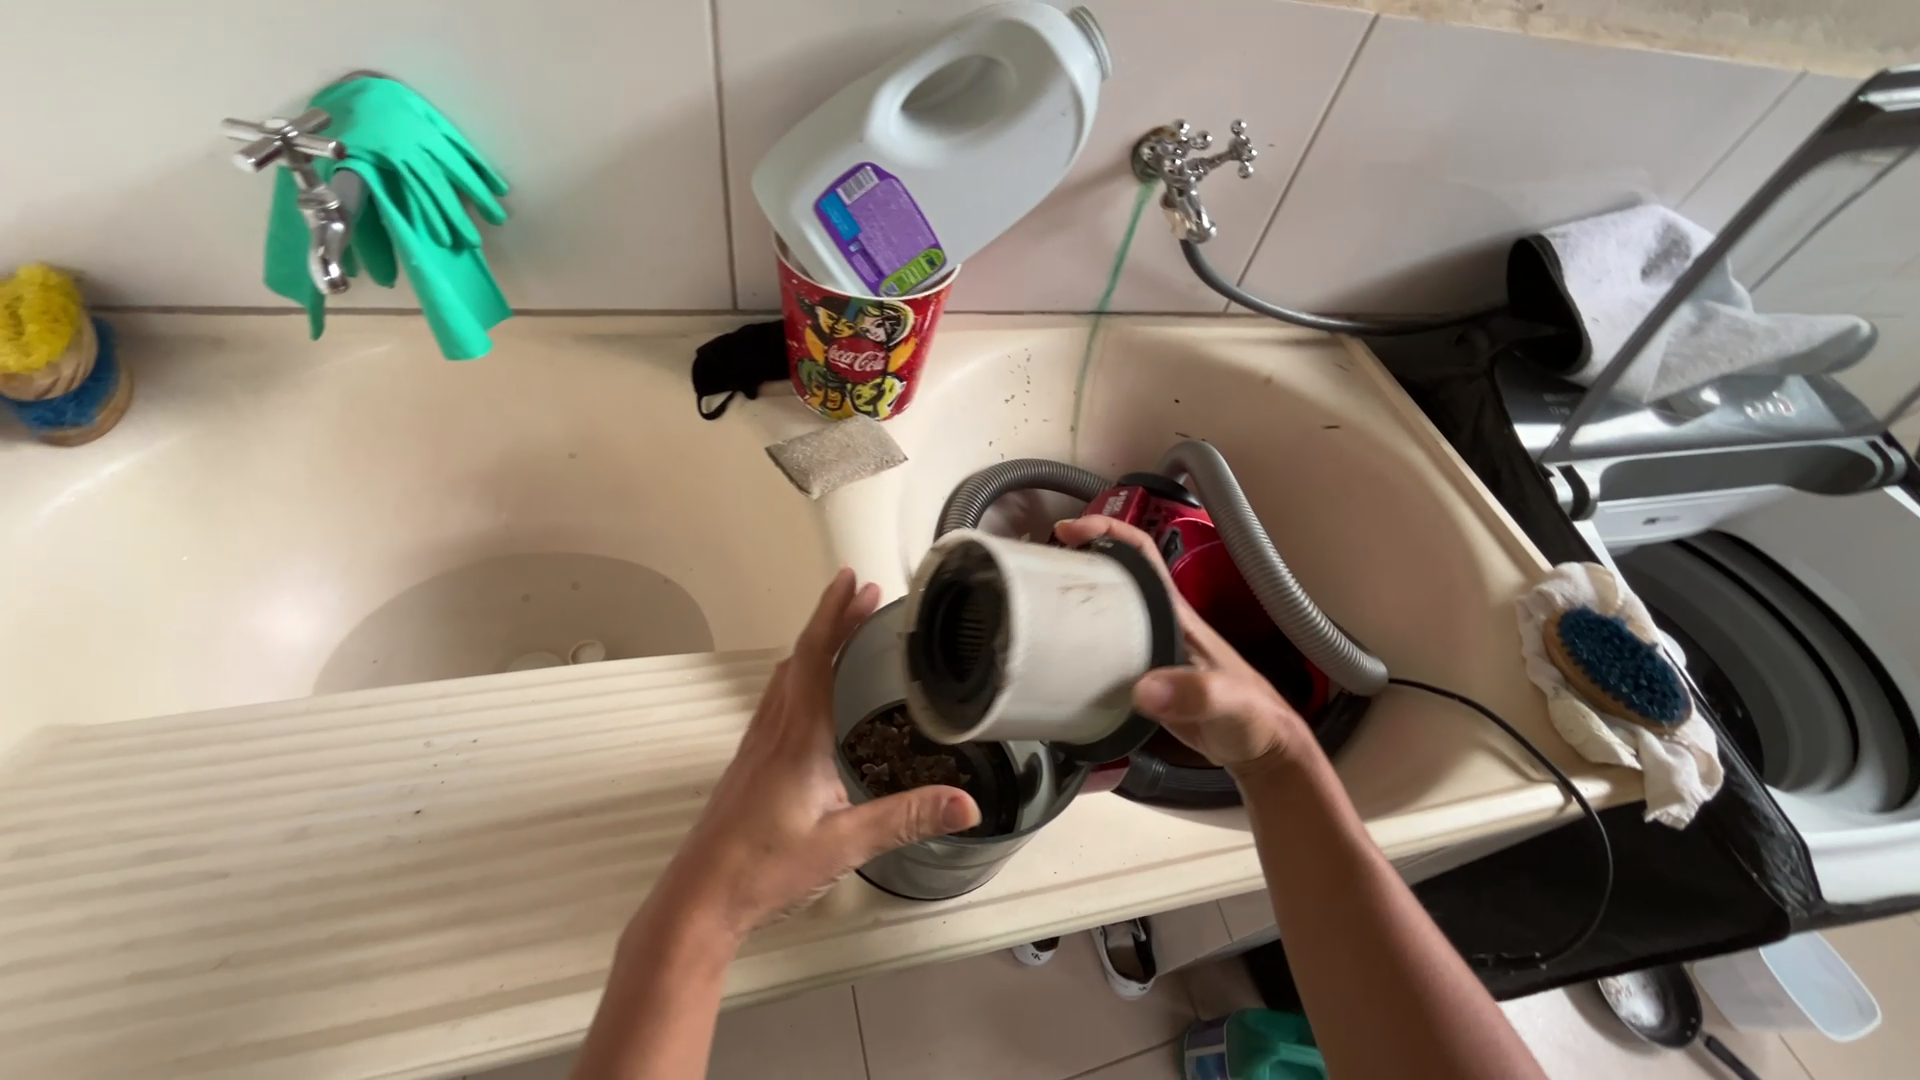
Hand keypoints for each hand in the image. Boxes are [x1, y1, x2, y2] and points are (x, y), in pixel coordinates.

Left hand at [649, 569, 981, 940]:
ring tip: (841, 629)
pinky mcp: (751, 763)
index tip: (852, 581)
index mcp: (798, 737)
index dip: (836, 614)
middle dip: (833, 619)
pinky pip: (777, 699)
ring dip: (815, 644)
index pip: (818, 657)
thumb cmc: (761, 870)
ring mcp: (758, 745)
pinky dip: (800, 673)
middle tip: (860, 594)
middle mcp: (774, 730)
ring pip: (786, 675)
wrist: (697, 900)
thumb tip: (965, 803)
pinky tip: (809, 692)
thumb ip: (907, 818)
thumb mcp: (845, 844)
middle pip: (803, 656)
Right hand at [1053, 516, 1317, 775]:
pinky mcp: (1141, 675)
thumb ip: (1194, 694)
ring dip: (1074, 601)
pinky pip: (1102, 648)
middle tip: (1037, 570)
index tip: (1068, 531)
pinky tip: (1058, 658)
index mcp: (1176, 613)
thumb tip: (1141, 690)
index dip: (1107, 532)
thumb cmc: (1252, 718)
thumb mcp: (1227, 702)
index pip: (1141, 554)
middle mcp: (1159, 621)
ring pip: (1105, 611)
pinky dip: (1078, 643)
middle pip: (1114, 576)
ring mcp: (1149, 648)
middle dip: (1077, 562)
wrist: (1261, 748)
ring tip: (1035, 606)